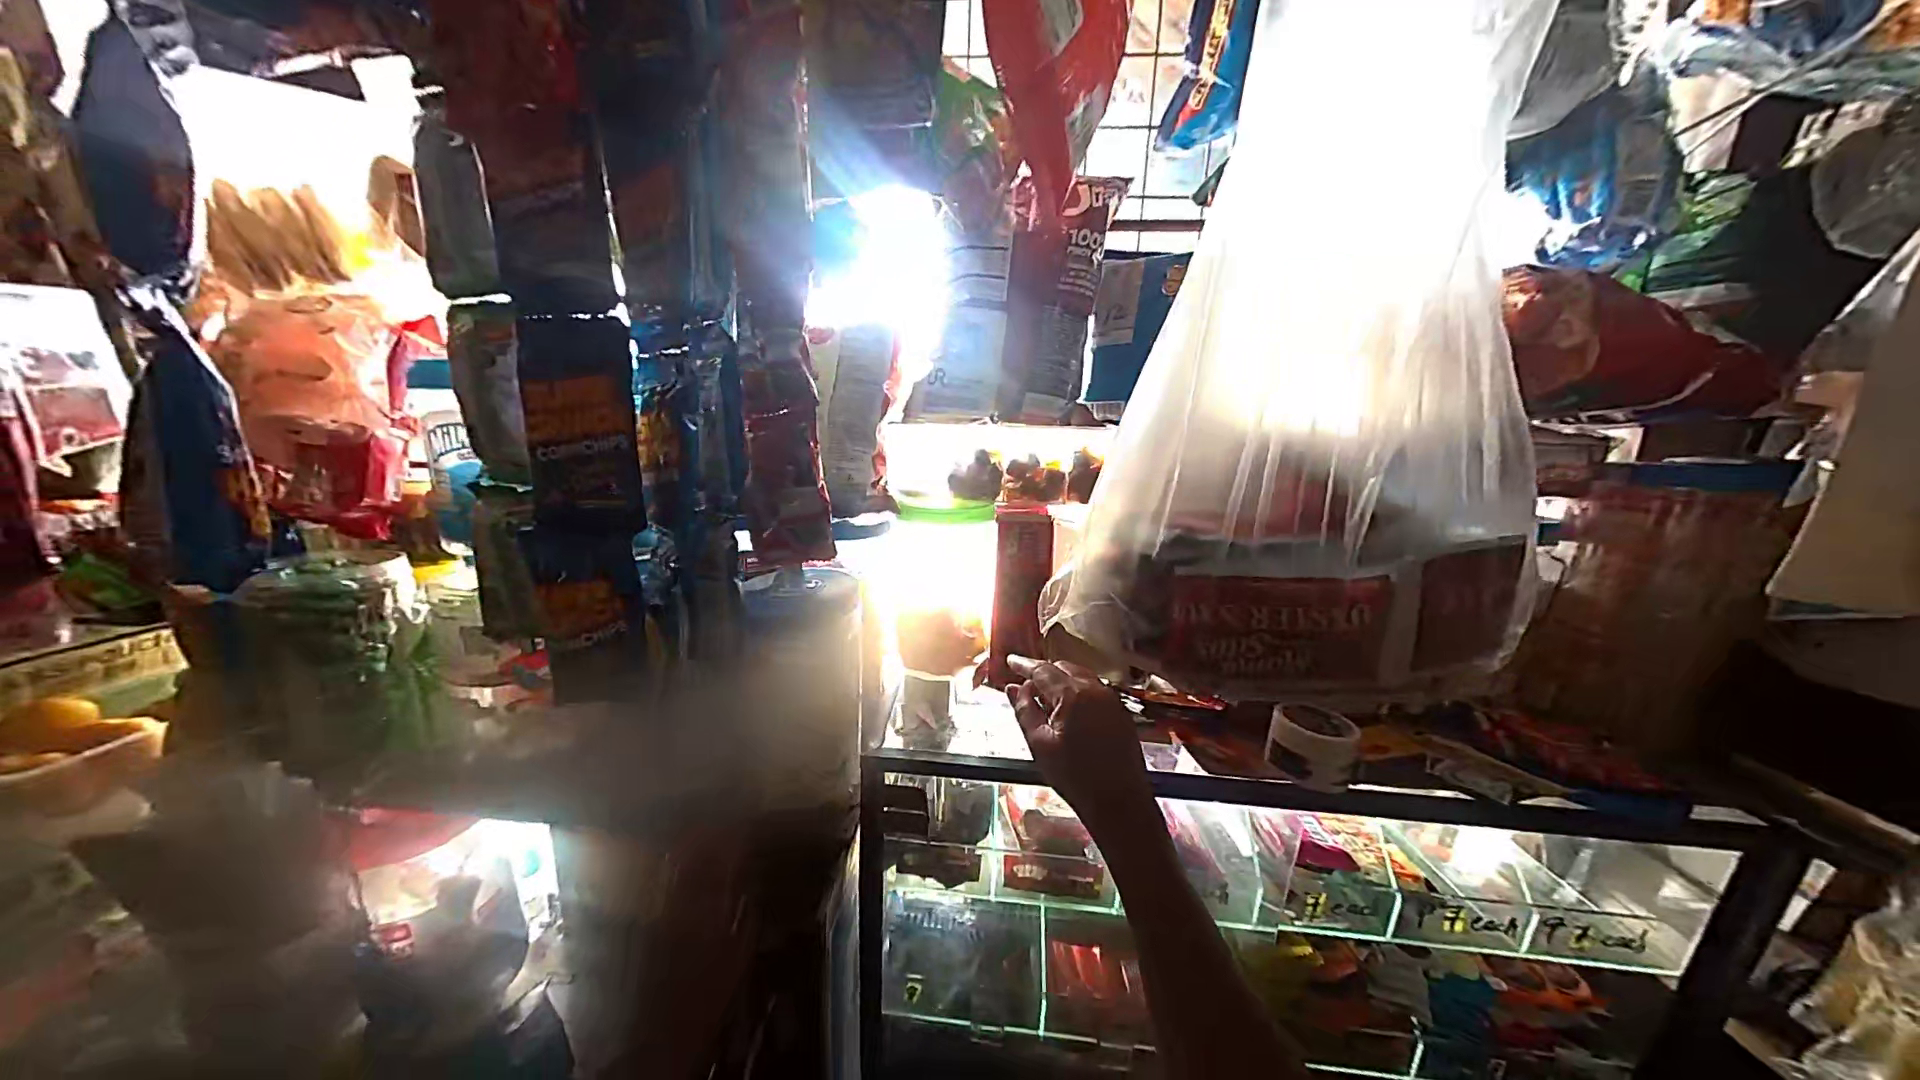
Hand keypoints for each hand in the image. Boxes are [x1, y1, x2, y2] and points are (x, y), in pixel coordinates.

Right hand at [1005, 655, 1157, 835]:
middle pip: (1064, 668)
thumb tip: (1013, 688)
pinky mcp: (1120, 713)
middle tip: (1026, 684)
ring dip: (1061, 681)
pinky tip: (1068, 710)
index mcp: (1073, 694)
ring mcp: (1112, 700)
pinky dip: (1077, 692)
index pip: (1043, 670)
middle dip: (1044, 672)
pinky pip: (1094, 691)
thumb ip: (1024, 710)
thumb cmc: (1075, 776)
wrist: (1119, 802)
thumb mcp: (1039, 743)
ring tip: (1044, 697)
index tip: (1011, 661)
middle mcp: (1096, 690)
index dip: (1024, 665)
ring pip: (1081, 678)